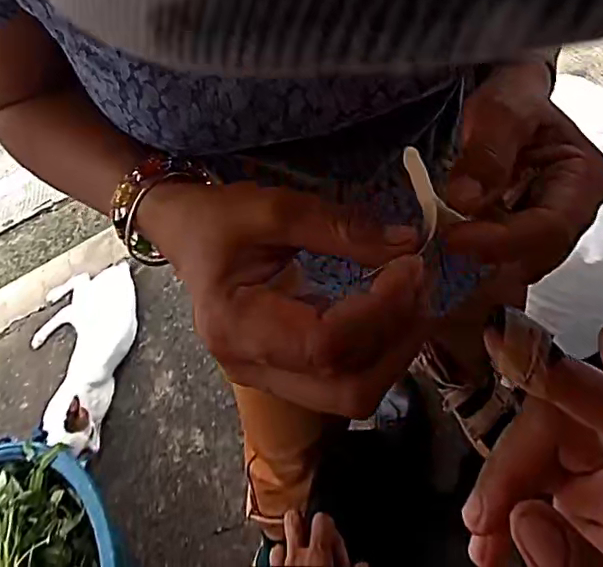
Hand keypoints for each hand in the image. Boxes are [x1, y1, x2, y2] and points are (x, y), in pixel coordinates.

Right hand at [136, 180, 429, 417]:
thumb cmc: (215, 216)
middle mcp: (248, 365)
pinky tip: (386, 312)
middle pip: (345, 388)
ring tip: (411, 299)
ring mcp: (263, 375)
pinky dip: (374, 351)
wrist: (182, 230)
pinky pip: (339, 379)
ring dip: (392, 351)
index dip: (378, 311)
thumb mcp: (270, 208)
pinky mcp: (279, 370)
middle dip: (397, 342)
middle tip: (420, 287)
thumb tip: (406, 243)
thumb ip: (337, 227)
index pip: (324, 343)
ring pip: (349, 394)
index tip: (410, 265)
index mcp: (234, 325)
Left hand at [272, 509, 362, 566]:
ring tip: (302, 552)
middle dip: (303, 522)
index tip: (338, 543)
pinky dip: (280, 557)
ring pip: (281, 536)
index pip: (323, 519)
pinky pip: (272, 556)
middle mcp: (296, 552)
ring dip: (290, 542)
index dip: (331, 528)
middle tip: (316, 538)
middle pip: (294, 517)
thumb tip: (363, 563)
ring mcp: (280, 561)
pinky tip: (287, 563)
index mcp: (317, 552)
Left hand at [439, 61, 602, 283]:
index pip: (549, 226)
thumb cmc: (512, 95)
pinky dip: (477, 254)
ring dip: (483, 263)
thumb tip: (464, 200)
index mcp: (585, 179)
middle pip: (538, 250)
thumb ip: (486, 154)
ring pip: (522, 257)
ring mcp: (550, 218)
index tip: (454, 239)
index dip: (502, 240)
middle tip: (440, 252)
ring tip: (439, 259)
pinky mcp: (523, 222)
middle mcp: (575, 208)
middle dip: (491, 258)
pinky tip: (447, 254)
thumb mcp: (499, 112)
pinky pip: (504, 249)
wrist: (509, 91)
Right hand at [463, 326, 602, 566]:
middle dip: (528, 435)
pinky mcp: (591, 503)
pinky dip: (506, 493)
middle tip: (492, 430)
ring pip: (555, 441)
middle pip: (595, 429)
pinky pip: (540, 472)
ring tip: (480, 527)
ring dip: (506, 473)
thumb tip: (524, 515)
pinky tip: (487, 533)